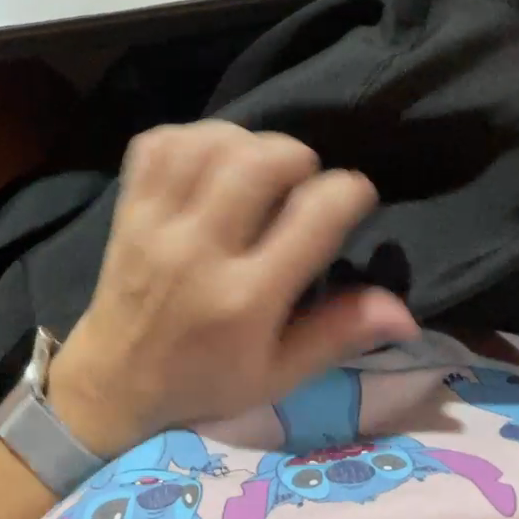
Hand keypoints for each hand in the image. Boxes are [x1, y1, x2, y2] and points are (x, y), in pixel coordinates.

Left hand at [46, 122, 418, 456]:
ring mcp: (155, 226)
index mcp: (245, 300)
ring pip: (205, 145)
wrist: (114, 381)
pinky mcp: (127, 210)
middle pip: (254, 164)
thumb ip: (338, 335)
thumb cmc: (206, 379)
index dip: (349, 190)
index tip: (354, 195)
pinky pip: (156, 146)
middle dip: (294, 154)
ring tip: (257, 162)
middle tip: (302, 176)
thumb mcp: (279, 375)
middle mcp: (199, 253)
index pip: (312, 218)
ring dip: (244, 139)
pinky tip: (210, 157)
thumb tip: (404, 311)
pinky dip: (189, 136)